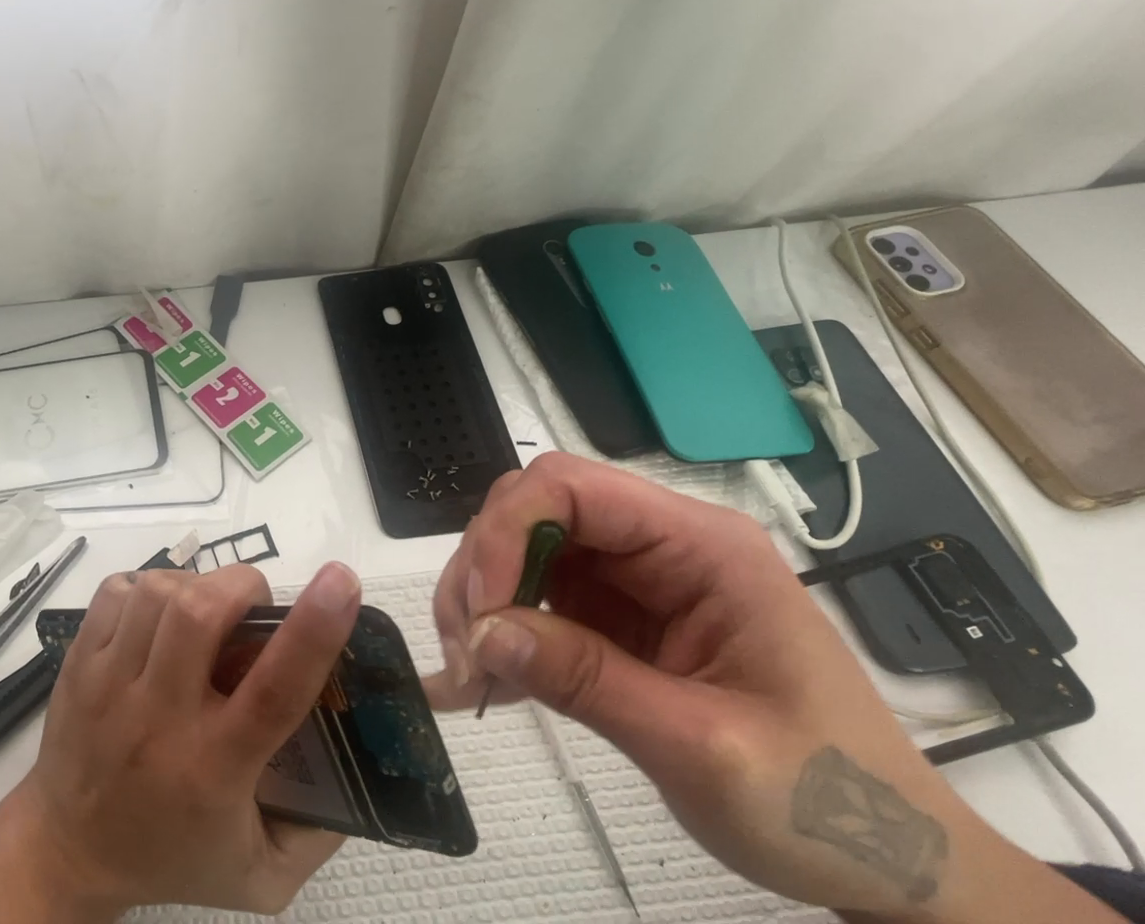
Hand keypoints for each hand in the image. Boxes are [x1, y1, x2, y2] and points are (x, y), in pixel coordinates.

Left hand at [13, 560, 361, 916]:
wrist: (69, 852)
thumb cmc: (174, 859)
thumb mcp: (263, 877)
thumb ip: (320, 835)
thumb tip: (365, 763)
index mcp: (214, 768)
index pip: (272, 689)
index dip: (313, 629)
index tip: (341, 581)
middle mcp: (160, 718)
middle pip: (200, 614)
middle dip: (243, 586)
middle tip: (257, 604)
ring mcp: (110, 684)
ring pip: (158, 593)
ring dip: (199, 584)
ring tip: (210, 609)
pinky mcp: (78, 663)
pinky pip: (117, 592)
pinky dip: (151, 585)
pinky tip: (164, 612)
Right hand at [425, 453, 1120, 922]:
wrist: (882, 857)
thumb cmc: (824, 801)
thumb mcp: (702, 747)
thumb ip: (587, 681)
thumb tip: (483, 632)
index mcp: (704, 549)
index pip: (572, 489)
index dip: (506, 533)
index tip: (479, 615)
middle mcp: (666, 548)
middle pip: (534, 511)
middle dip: (482, 570)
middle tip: (464, 652)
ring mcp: (639, 582)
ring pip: (523, 552)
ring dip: (482, 603)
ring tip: (470, 674)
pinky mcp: (618, 618)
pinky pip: (537, 599)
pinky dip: (499, 632)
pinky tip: (486, 681)